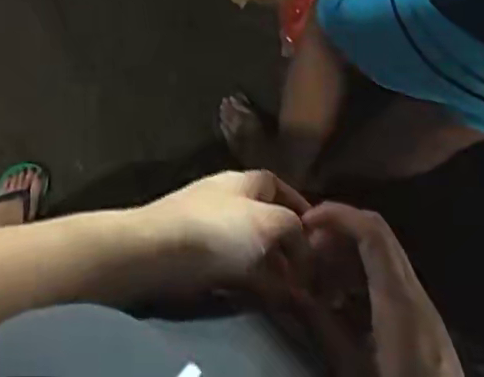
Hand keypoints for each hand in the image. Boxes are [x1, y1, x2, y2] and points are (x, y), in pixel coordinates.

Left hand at [134, 170, 312, 295]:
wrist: (159, 251)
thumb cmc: (216, 228)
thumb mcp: (267, 220)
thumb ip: (293, 227)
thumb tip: (302, 246)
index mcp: (241, 182)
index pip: (278, 185)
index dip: (301, 206)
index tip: (323, 237)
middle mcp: (229, 202)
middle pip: (269, 221)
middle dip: (294, 248)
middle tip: (318, 278)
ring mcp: (215, 231)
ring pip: (258, 249)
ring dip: (280, 271)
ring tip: (301, 296)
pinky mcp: (205, 260)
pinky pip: (242, 271)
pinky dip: (261, 285)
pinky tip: (275, 301)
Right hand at [302, 203, 462, 376]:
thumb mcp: (353, 369)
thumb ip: (319, 325)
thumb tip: (288, 289)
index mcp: (399, 302)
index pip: (372, 232)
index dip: (336, 215)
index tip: (303, 223)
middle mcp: (415, 295)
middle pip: (375, 235)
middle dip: (334, 234)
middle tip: (304, 254)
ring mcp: (422, 308)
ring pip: (379, 254)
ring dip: (343, 255)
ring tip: (316, 283)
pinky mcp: (422, 322)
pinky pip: (385, 278)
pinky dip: (356, 276)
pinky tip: (338, 304)